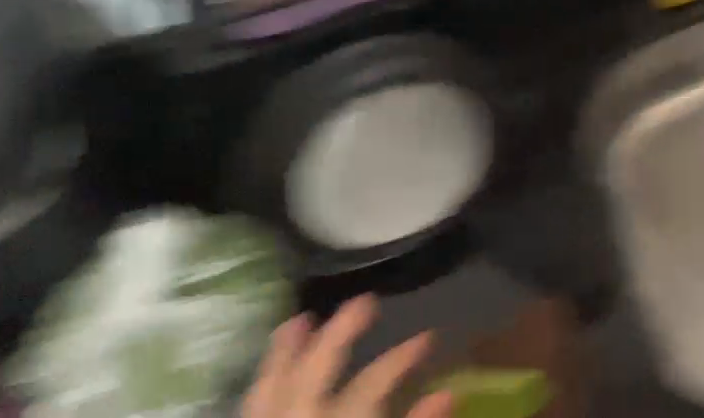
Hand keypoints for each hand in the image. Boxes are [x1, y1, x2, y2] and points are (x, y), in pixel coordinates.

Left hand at [242, 296, 450, 417]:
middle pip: (316, 370)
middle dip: (340, 332)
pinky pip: (253, 401)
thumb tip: (450, 392)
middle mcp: (299, 416)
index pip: (372, 384)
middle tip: (365, 299)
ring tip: (300, 319)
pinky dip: (265, 375)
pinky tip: (274, 358)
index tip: (429, 336)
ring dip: (286, 351)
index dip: (401, 358)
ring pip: (272, 385)